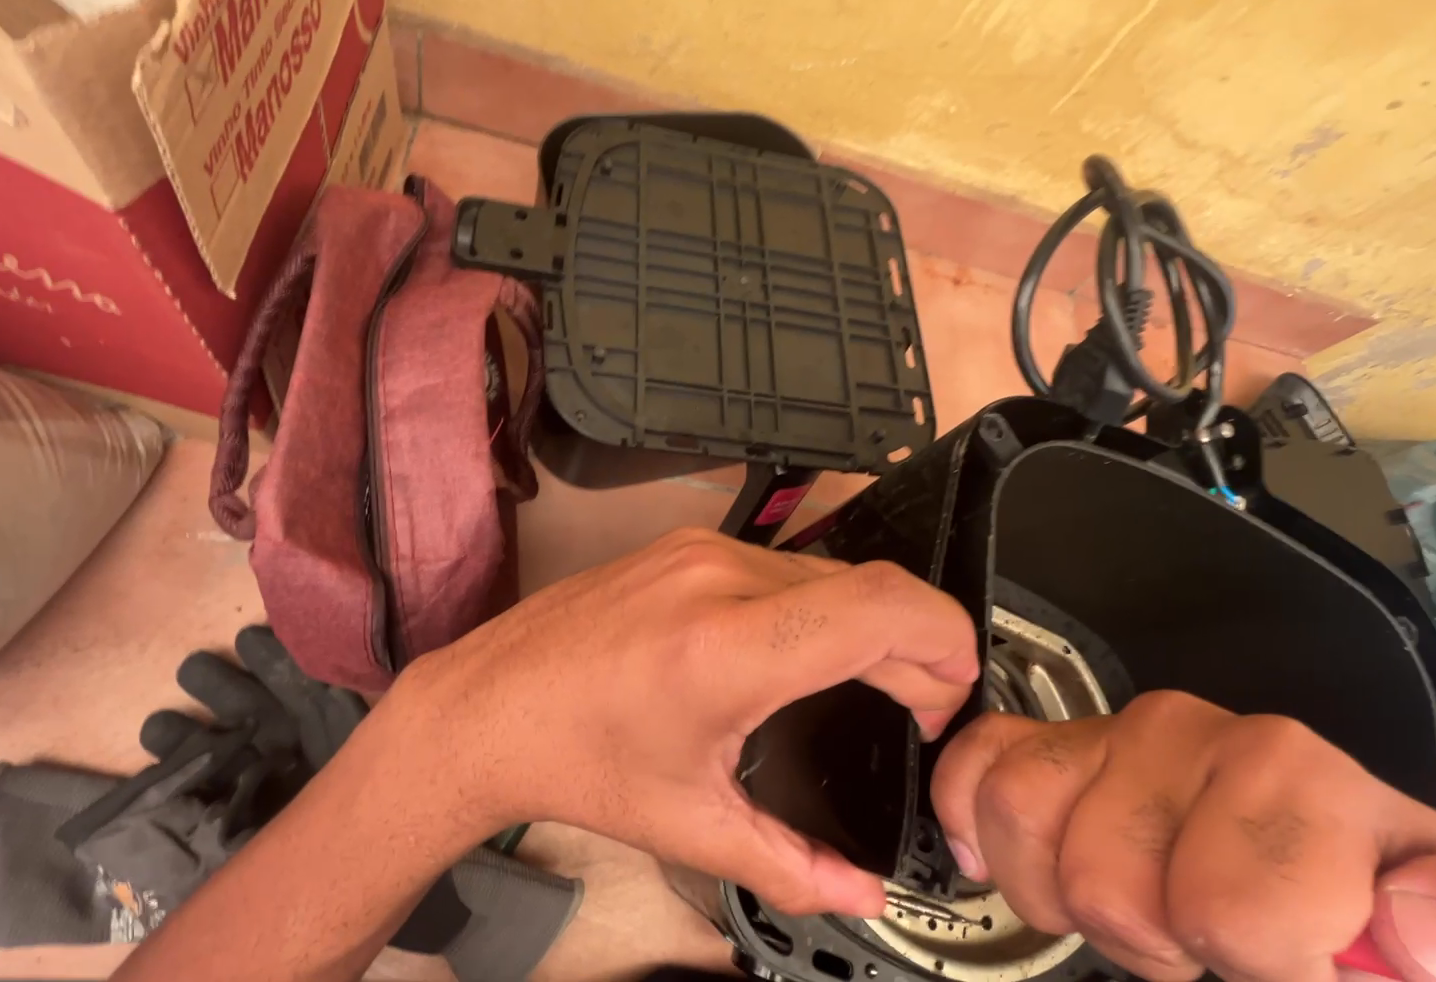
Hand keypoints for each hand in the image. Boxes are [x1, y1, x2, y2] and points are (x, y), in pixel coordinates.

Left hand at [379, 528, 978, 917]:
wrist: (488, 704)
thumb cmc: (578, 761)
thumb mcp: (689, 825)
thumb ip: (794, 865)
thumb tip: (865, 892)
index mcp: (729, 648)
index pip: (883, 606)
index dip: (944, 642)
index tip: (947, 695)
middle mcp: (720, 578)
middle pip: (870, 585)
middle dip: (912, 645)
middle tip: (910, 707)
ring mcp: (700, 550)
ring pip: (830, 571)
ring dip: (864, 622)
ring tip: (861, 682)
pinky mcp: (685, 543)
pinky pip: (783, 564)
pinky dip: (817, 603)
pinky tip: (799, 650)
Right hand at [931, 691, 1435, 981]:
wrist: (1314, 859)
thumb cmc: (1384, 912)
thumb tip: (1419, 935)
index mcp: (1295, 769)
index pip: (1232, 912)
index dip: (1265, 972)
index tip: (1298, 969)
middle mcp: (1187, 726)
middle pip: (1107, 877)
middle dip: (1152, 947)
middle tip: (1204, 950)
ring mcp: (1104, 726)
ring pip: (1022, 814)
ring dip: (1063, 901)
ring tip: (1129, 917)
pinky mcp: (1042, 734)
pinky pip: (974, 765)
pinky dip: (973, 822)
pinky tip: (1011, 866)